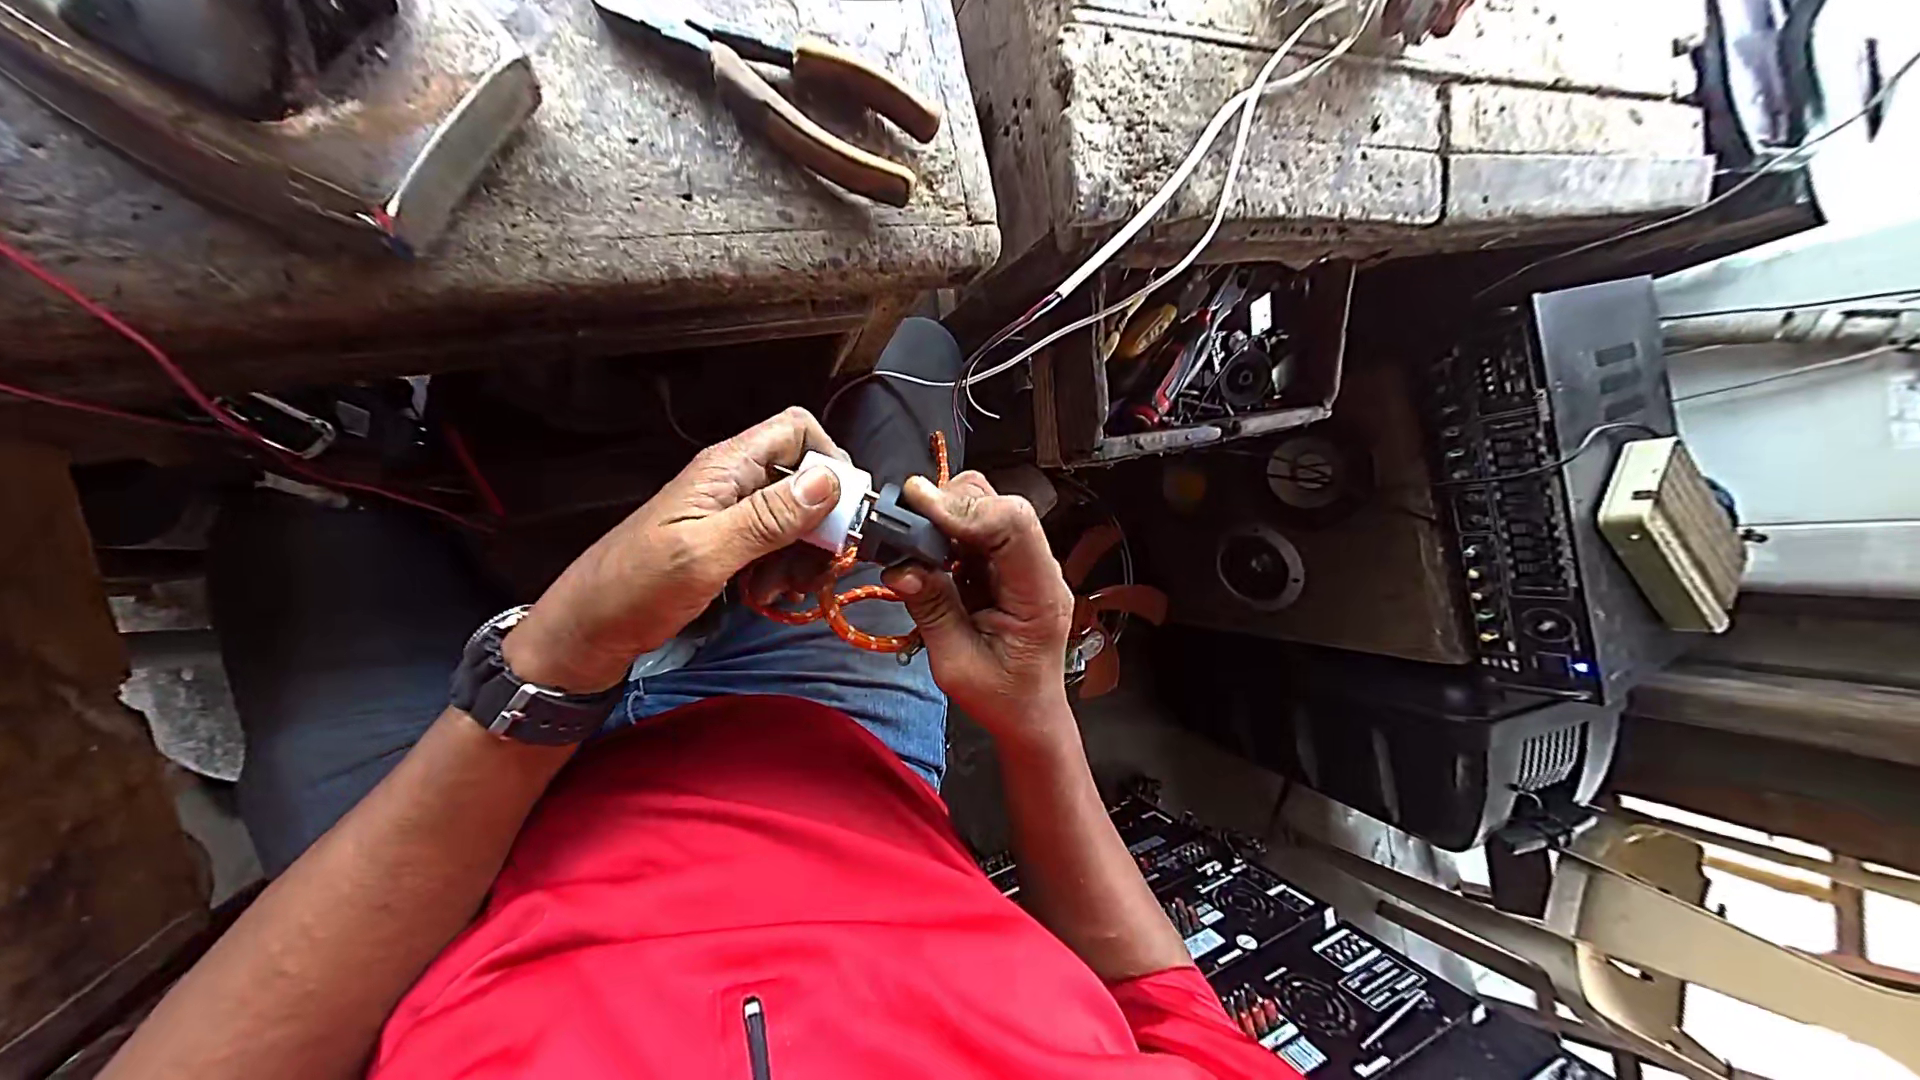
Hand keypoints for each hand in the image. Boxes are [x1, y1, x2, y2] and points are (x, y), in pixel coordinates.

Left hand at [503, 408, 844, 693]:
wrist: (587, 632)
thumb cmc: (632, 589)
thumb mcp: (704, 553)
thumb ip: (768, 517)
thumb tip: (829, 482)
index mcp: (727, 468)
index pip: (798, 430)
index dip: (830, 463)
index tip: (841, 515)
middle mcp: (736, 483)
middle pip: (809, 480)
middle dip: (823, 524)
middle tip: (814, 567)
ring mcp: (736, 515)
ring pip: (801, 518)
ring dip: (805, 555)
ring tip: (781, 588)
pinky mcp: (734, 544)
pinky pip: (782, 546)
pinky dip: (787, 570)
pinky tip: (768, 593)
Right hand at [882, 471, 1076, 749]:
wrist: (1029, 714)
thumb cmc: (1004, 699)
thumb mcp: (957, 664)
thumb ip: (932, 610)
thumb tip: (901, 567)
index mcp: (1040, 594)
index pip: (1013, 524)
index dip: (965, 508)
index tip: (918, 504)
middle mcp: (1039, 569)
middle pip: (999, 505)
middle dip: (949, 506)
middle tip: (906, 525)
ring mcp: (1024, 564)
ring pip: (986, 509)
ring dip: (946, 518)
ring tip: (916, 544)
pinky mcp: (1006, 564)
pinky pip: (976, 530)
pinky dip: (947, 532)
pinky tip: (930, 554)